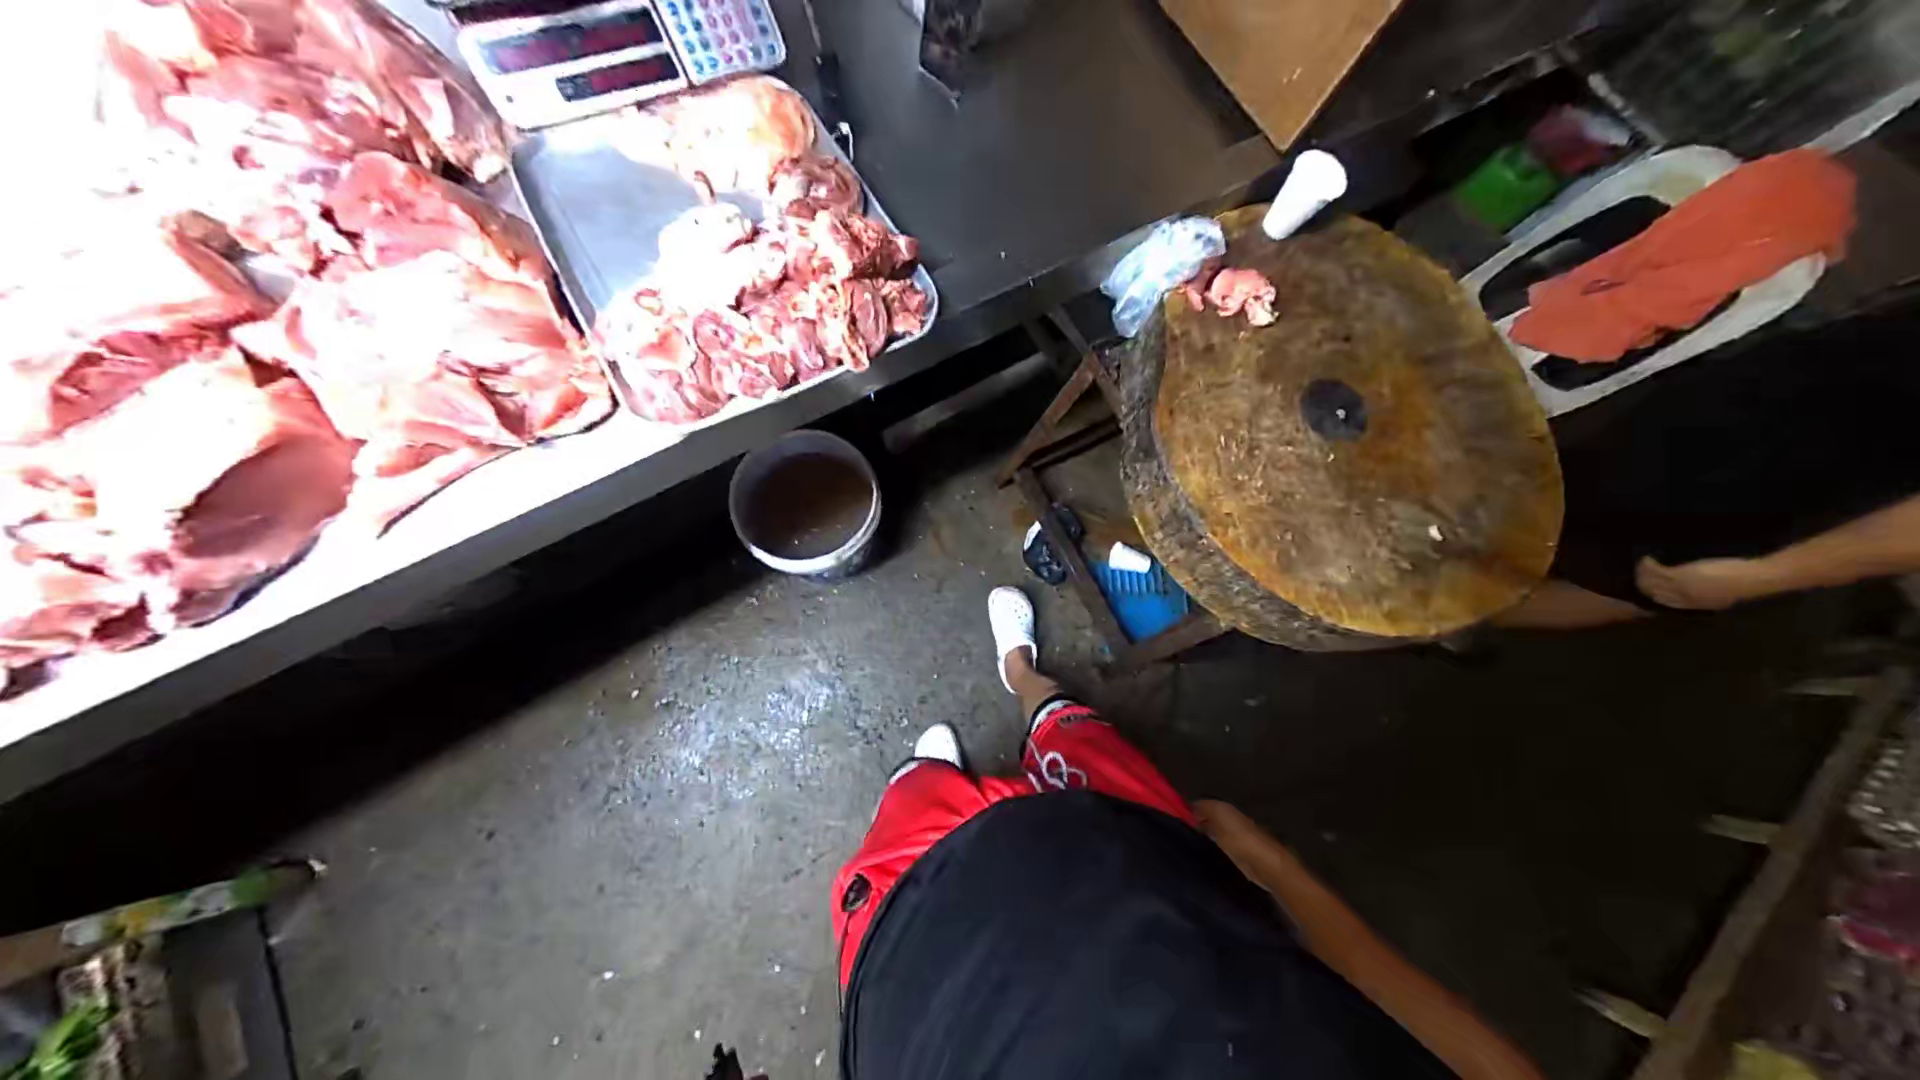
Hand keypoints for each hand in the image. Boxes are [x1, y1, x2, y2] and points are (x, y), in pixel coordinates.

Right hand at [1635, 556, 1778, 609]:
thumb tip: (1692, 585)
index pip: (1665, 601)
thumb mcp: (1726, 592)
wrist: (1758, 578)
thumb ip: (1707, 592)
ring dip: (1642, 572)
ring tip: (1642, 563)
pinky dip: (1647, 564)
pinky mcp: (1680, 576)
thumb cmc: (1748, 583)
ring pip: (1651, 581)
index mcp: (1695, 604)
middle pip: (1653, 592)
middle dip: (1643, 582)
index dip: (1653, 593)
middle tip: (1639, 572)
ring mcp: (1681, 587)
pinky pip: (1655, 571)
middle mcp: (1683, 598)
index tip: (1646, 584)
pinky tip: (1647, 558)